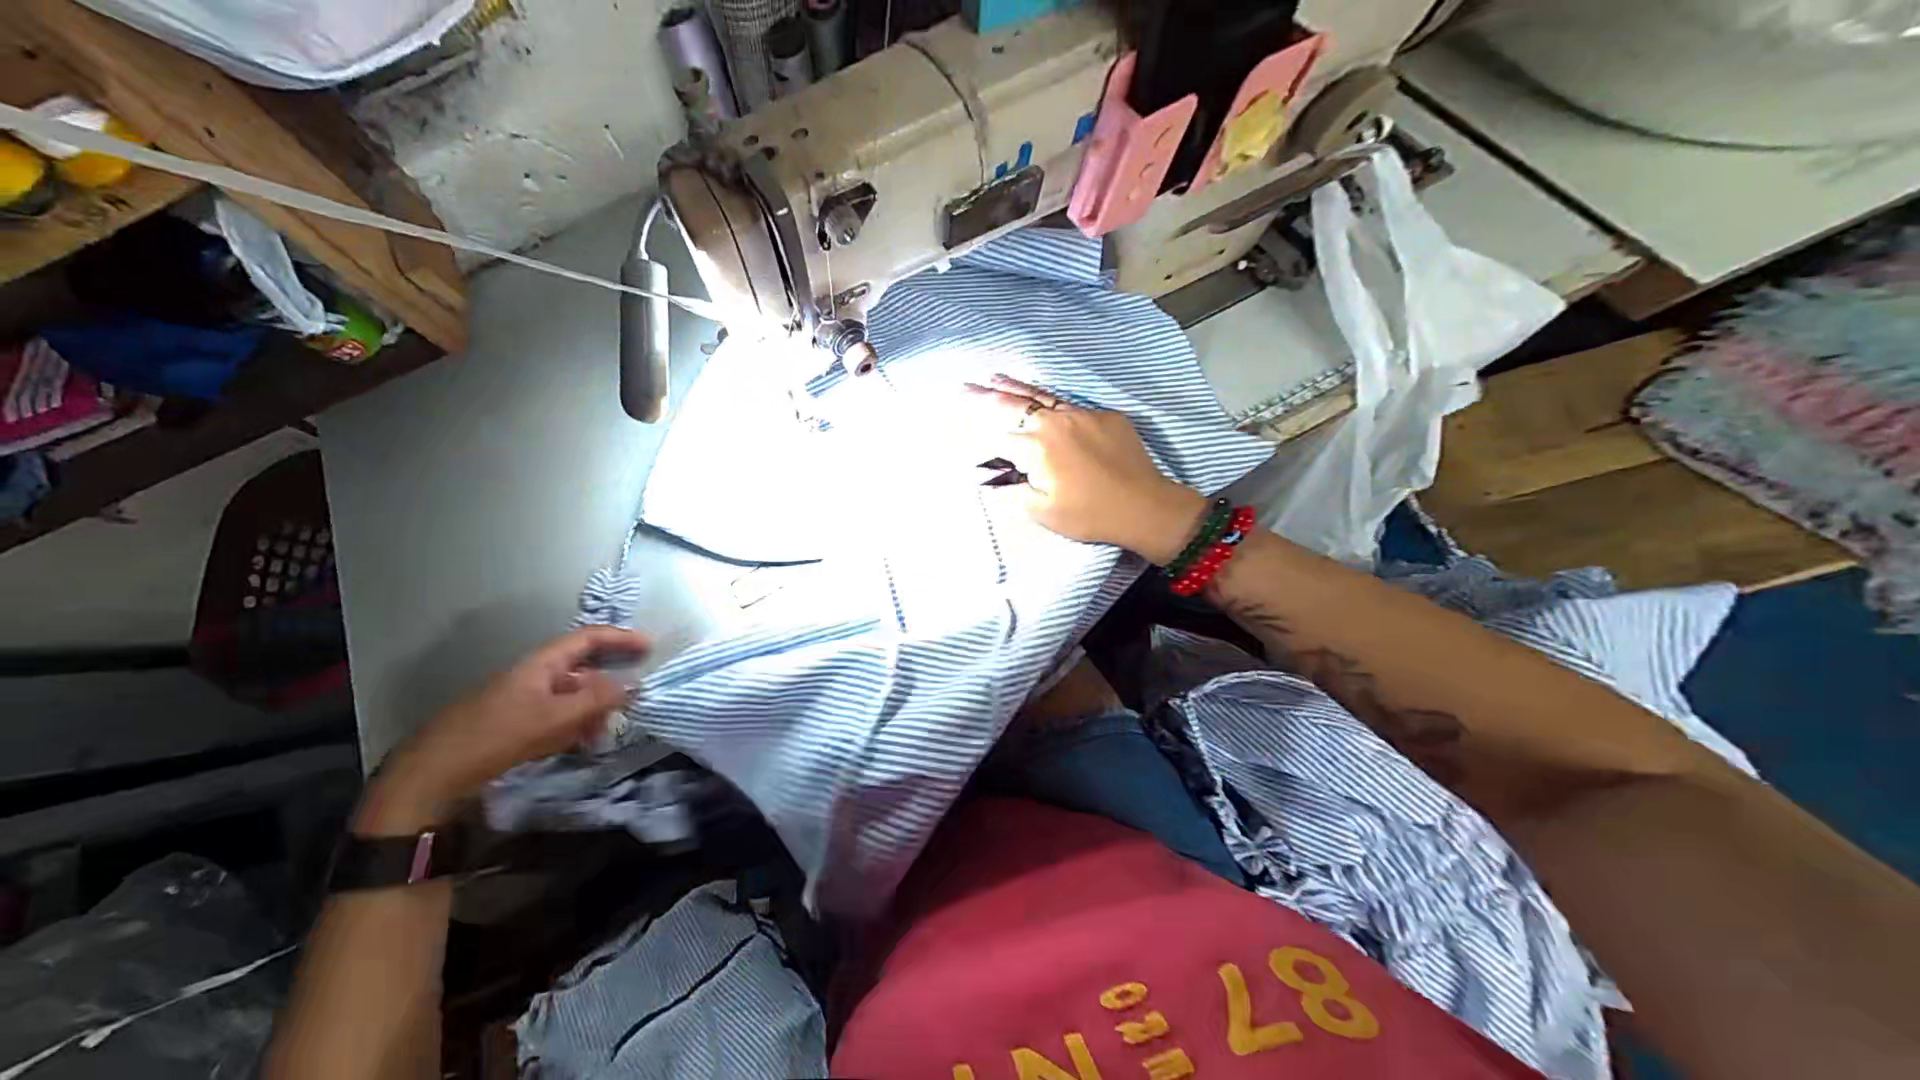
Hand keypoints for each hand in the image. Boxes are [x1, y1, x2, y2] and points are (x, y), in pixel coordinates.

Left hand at [357, 626, 649, 833]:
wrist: (432, 775)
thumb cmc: (495, 736)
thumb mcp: (553, 718)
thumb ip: (596, 700)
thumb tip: (630, 685)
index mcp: (541, 664)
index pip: (588, 638)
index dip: (620, 638)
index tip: (649, 647)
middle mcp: (533, 676)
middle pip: (581, 670)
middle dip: (607, 687)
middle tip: (627, 708)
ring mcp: (522, 700)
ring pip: (570, 697)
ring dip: (590, 713)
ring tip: (600, 736)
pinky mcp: (513, 725)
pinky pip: (555, 717)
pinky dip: (572, 727)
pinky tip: (575, 746)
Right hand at [967, 375, 1208, 563]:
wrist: (1144, 507)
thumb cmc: (1090, 514)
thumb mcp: (1043, 512)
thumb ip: (1016, 489)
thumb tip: (997, 475)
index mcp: (1037, 445)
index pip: (1005, 438)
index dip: (994, 446)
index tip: (984, 447)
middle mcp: (1057, 421)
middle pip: (1017, 405)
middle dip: (989, 396)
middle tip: (967, 386)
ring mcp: (1084, 415)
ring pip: (1045, 398)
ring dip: (1018, 388)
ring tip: (996, 377)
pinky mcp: (1108, 416)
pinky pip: (1076, 409)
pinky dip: (1058, 409)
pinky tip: (1050, 410)